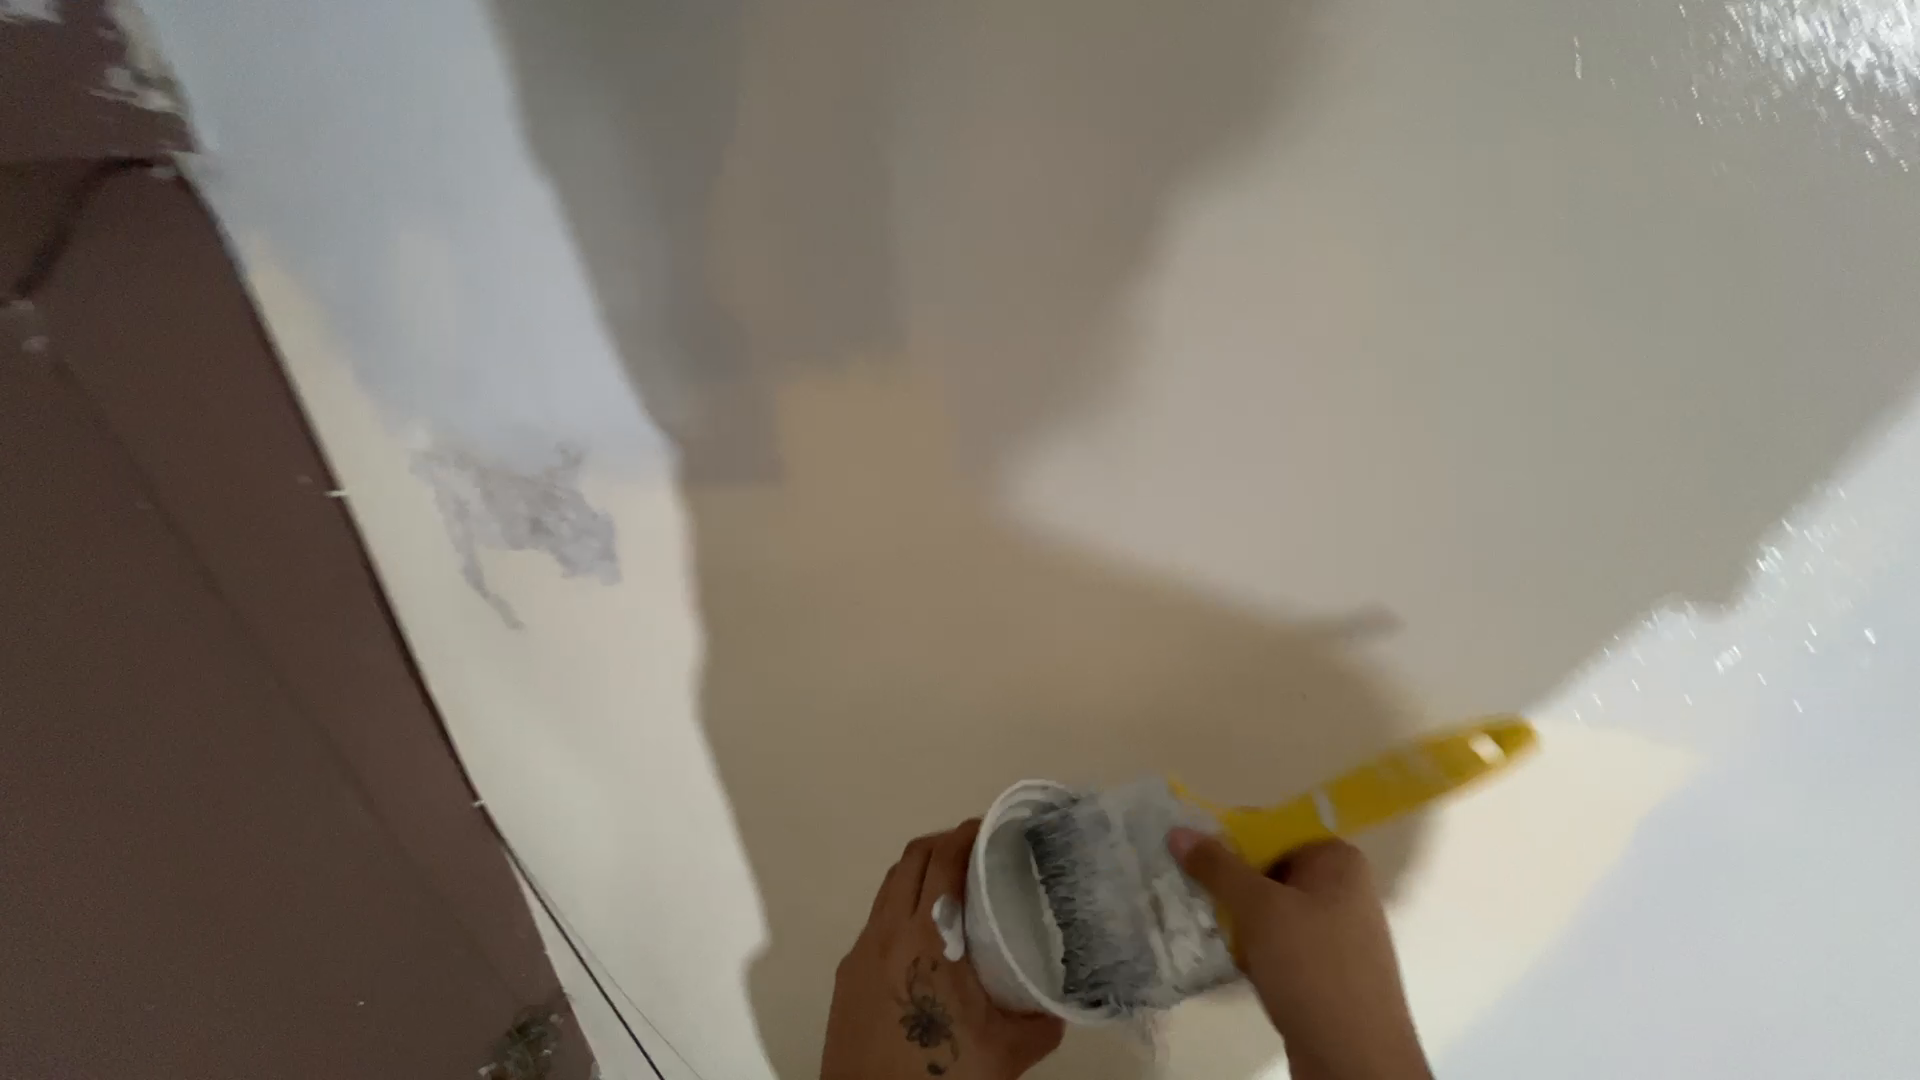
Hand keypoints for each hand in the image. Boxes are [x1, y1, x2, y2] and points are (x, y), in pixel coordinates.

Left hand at [823, 820, 1063, 1079]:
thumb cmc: (938, 1074)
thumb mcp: (1004, 1055)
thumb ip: (1039, 1023)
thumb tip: (1062, 1006)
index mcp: (927, 936)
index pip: (942, 859)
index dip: (964, 833)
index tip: (989, 826)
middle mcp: (888, 930)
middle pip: (912, 858)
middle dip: (943, 841)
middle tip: (975, 849)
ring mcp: (862, 949)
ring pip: (889, 885)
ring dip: (919, 870)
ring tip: (951, 884)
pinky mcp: (847, 972)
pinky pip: (876, 918)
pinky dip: (901, 905)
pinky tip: (923, 936)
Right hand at [1168, 830, 1430, 1079]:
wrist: (1357, 1066)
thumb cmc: (1313, 969)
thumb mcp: (1258, 908)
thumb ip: (1217, 867)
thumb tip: (1177, 831)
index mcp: (1336, 861)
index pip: (1271, 829)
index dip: (1228, 836)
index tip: (1188, 850)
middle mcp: (1340, 889)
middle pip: (1267, 868)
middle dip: (1226, 879)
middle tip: (1183, 883)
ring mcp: (1334, 932)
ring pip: (1268, 908)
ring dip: (1233, 914)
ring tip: (1192, 916)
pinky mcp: (1323, 970)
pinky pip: (1276, 941)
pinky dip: (1249, 944)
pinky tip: (1219, 951)